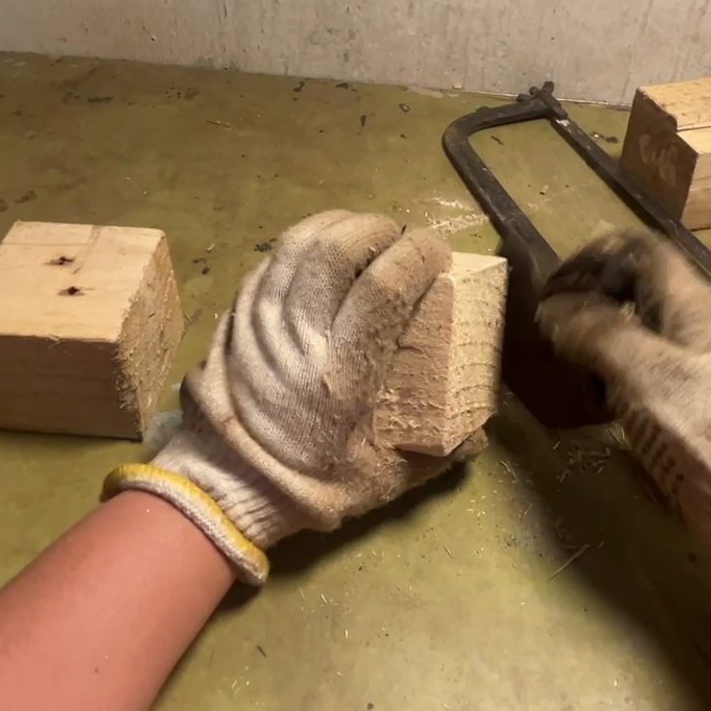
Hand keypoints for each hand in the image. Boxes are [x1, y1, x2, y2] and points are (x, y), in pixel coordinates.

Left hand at [105, 211, 481, 581]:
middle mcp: (299, 334)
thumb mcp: (390, 472)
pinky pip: (275, 257)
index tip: (439, 253)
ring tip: (365, 236)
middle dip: (379, 228)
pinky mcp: (239, 312)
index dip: (419, 253)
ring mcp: (262, 318)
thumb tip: (481, 425)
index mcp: (343, 373)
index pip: (384, 285)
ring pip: (300, 241)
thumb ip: (442, 447)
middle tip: (400, 241)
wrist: (229, 485)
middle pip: (337, 247)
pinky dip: (306, 242)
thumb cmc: (315, 482)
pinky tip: (324, 252)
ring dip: (341, 225)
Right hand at [538, 230, 710, 643]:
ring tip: (569, 367)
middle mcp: (700, 329)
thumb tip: (553, 307)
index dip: (592, 257)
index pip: (639, 250)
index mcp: (693, 306)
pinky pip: (649, 376)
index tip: (553, 288)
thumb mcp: (646, 375)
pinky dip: (617, 379)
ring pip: (641, 334)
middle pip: (637, 291)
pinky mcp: (702, 411)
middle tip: (552, 330)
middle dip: (589, 302)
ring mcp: (705, 371)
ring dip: (600, 342)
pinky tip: (602, 405)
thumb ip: (597, 333)